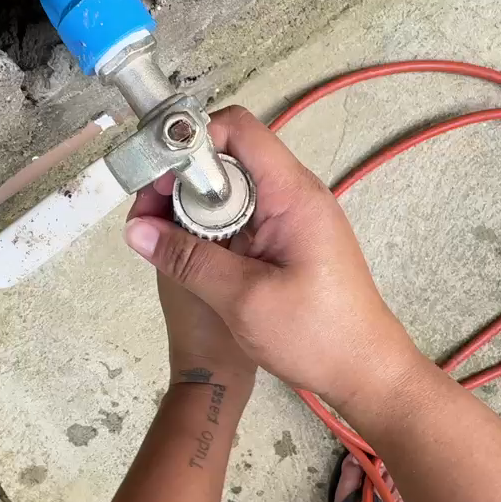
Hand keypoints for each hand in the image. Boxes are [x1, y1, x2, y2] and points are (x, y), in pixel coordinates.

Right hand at [121, 106, 424, 407]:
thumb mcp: (244, 298)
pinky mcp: (283, 243)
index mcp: (292, 194)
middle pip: (226, 159)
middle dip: (180, 181)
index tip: (158, 180)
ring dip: (190, 209)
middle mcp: (292, 196)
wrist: (364, 371)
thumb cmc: (317, 335)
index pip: (238, 130)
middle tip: (146, 219)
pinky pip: (238, 220)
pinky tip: (184, 254)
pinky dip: (207, 230)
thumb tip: (136, 230)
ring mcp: (289, 219)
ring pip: (228, 192)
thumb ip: (188, 260)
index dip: (191, 142)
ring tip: (158, 240)